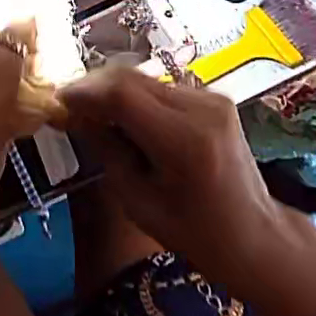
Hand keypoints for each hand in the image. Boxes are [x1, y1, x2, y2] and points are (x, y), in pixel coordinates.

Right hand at [58, 66, 297, 286]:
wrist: (256, 237)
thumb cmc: (195, 234)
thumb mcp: (138, 202)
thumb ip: (107, 150)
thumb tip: (74, 115)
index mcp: (185, 141)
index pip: (123, 95)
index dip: (86, 92)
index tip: (59, 100)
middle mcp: (202, 108)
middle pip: (133, 78)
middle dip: (95, 87)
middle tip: (69, 104)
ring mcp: (212, 98)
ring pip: (146, 79)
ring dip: (115, 90)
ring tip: (94, 112)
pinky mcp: (215, 97)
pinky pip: (163, 88)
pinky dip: (138, 97)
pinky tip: (126, 118)